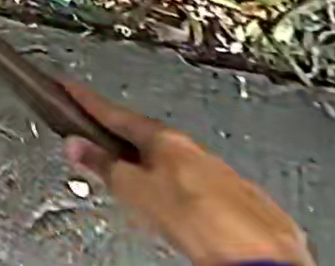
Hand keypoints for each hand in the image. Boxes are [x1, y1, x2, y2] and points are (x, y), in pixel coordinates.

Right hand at [61, 82, 313, 265]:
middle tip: (103, 148)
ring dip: (161, 171)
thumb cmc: (202, 225)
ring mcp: (232, 180)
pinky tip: (191, 212)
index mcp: (166, 139)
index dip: (85, 98)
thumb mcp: (131, 190)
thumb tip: (77, 146)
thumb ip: (100, 163)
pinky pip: (213, 191)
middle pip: (150, 139)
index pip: (112, 111)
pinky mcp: (258, 209)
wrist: (266, 265)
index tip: (69, 86)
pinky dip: (193, 195)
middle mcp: (200, 152)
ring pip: (184, 166)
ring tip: (147, 189)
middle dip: (125, 142)